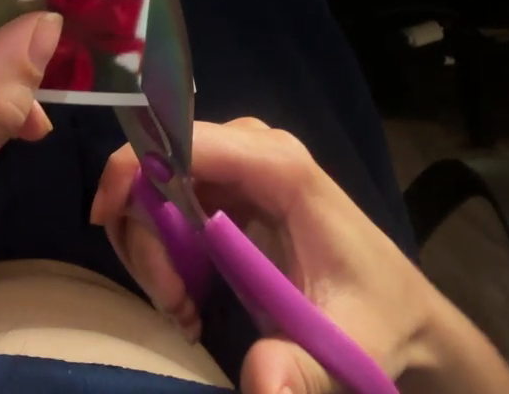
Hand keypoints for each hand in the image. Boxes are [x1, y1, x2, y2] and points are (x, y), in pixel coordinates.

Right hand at [91, 119, 461, 393]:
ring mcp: (236, 164)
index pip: (181, 140)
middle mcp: (250, 147)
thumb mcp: (349, 350)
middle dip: (148, 238)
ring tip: (185, 310)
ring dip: (153, 251)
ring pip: (154, 184)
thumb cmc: (381, 321)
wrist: (403, 315)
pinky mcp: (226, 184)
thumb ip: (304, 370)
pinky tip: (190, 297)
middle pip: (158, 165)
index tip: (105, 223)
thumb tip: (261, 386)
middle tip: (175, 306)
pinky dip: (163, 251)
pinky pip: (166, 199)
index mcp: (278, 166)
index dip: (132, 167)